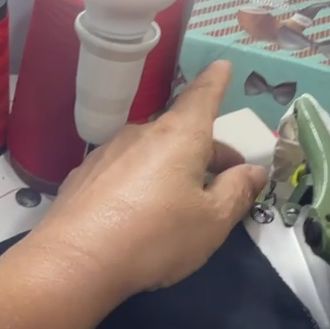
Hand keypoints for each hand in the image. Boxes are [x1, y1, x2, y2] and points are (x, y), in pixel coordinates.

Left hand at [19, 60, 266, 304]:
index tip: (222, 66)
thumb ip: (237, 192)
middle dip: (206, 153)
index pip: (203, 97)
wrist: (75, 261)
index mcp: (179, 135)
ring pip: (151, 154)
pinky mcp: (83, 179)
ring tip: (180, 205)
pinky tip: (137, 216)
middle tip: (224, 184)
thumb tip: (254, 171)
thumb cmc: (155, 237)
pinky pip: (123, 174)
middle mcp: (140, 134)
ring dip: (171, 170)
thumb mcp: (212, 221)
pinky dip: (139, 185)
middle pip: (181, 134)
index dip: (216, 83)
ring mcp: (106, 155)